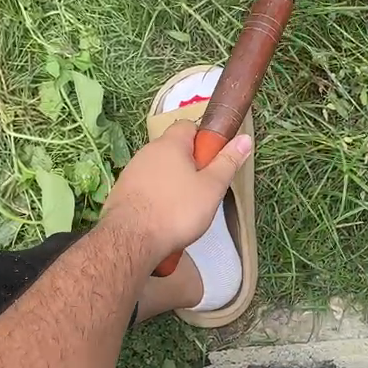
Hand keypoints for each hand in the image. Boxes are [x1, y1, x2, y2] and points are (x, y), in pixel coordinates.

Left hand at [98, 121, 252, 263]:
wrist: (130, 240)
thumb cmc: (177, 210)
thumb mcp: (212, 188)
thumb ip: (228, 162)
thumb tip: (245, 138)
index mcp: (170, 144)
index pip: (189, 126)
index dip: (204, 140)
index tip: (212, 161)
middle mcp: (147, 152)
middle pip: (174, 149)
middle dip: (190, 165)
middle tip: (203, 188)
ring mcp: (131, 172)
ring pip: (159, 169)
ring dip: (173, 182)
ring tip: (184, 208)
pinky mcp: (121, 192)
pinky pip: (146, 187)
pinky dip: (156, 197)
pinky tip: (163, 217)